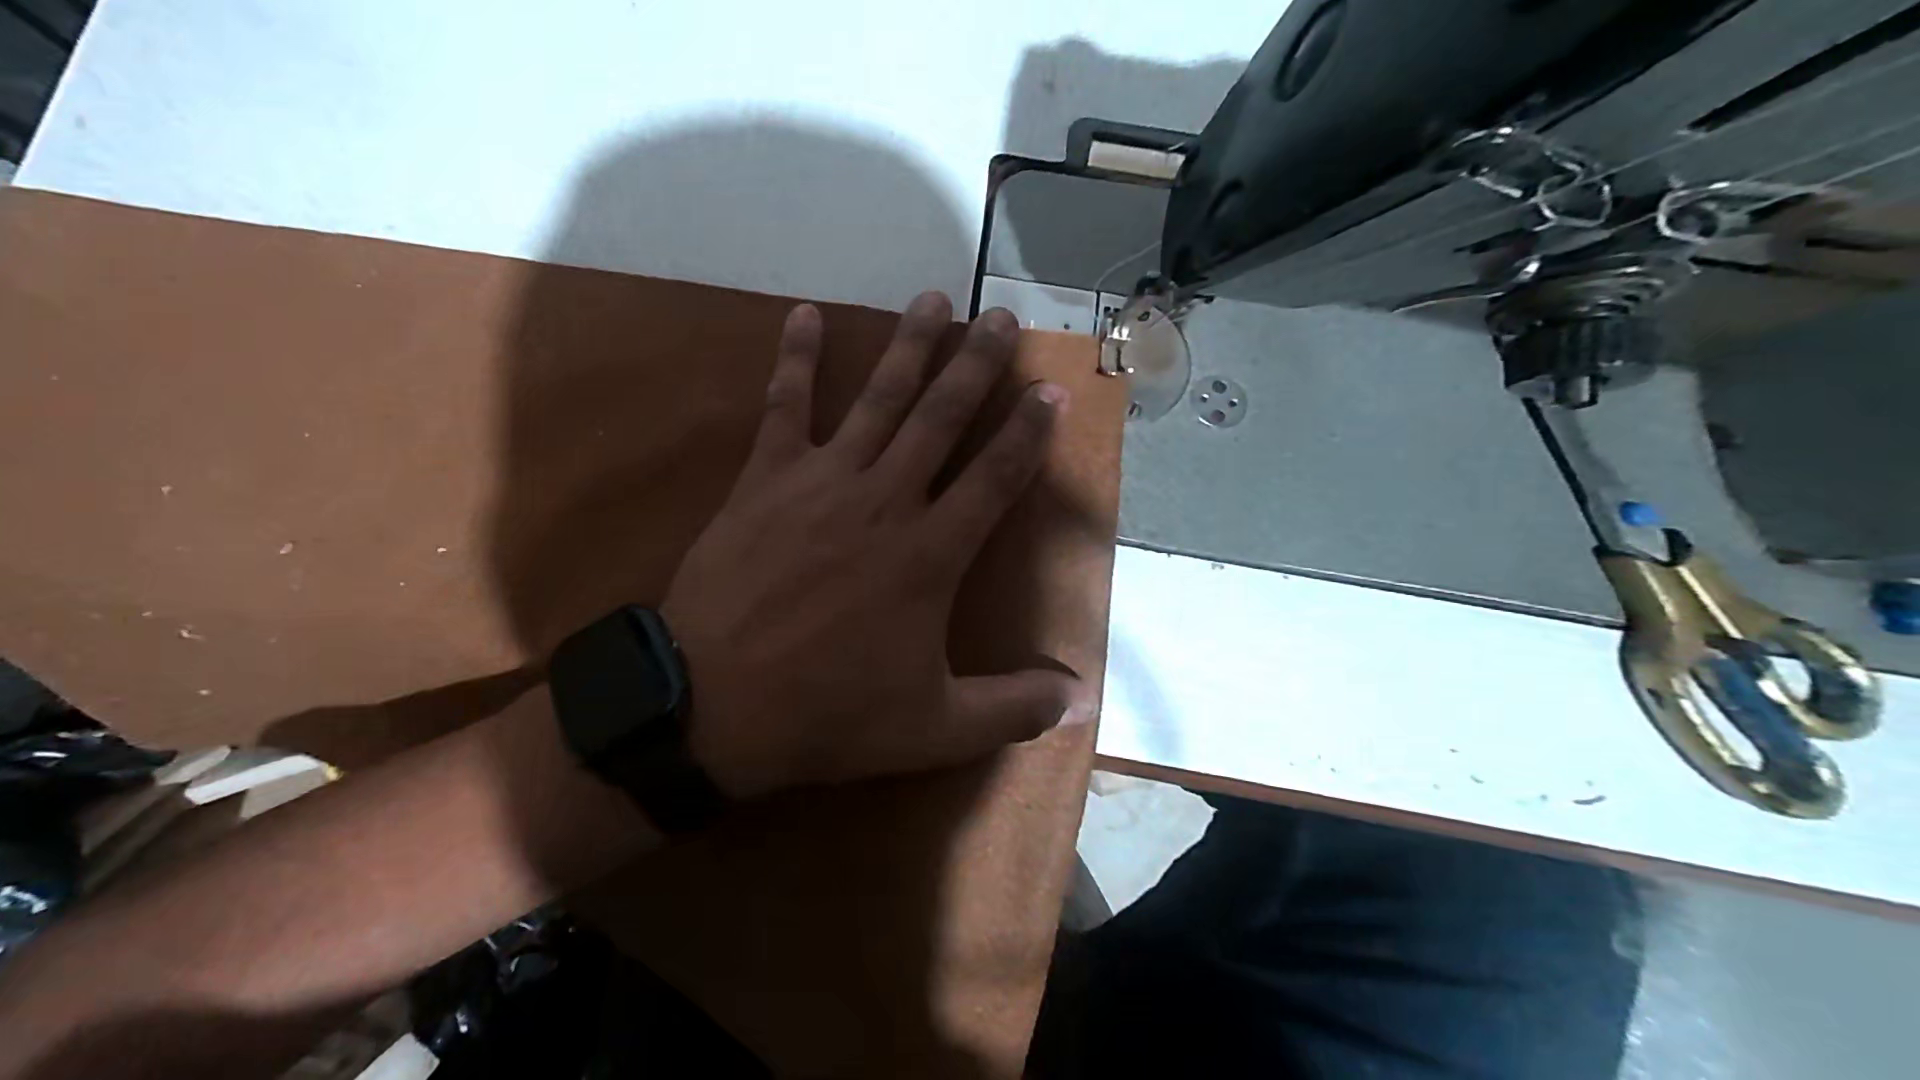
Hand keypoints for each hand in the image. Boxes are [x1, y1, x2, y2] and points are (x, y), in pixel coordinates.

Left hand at [660, 291, 1091, 799]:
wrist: (714, 705)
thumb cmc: (830, 714)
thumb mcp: (935, 729)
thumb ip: (1013, 710)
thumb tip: (1081, 700)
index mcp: (931, 554)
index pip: (995, 478)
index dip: (1028, 434)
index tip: (1050, 392)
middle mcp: (885, 500)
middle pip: (941, 418)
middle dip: (976, 366)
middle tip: (1001, 318)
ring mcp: (822, 481)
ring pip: (877, 399)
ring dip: (909, 346)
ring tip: (933, 299)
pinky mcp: (766, 479)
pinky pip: (784, 406)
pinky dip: (794, 359)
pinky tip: (803, 314)